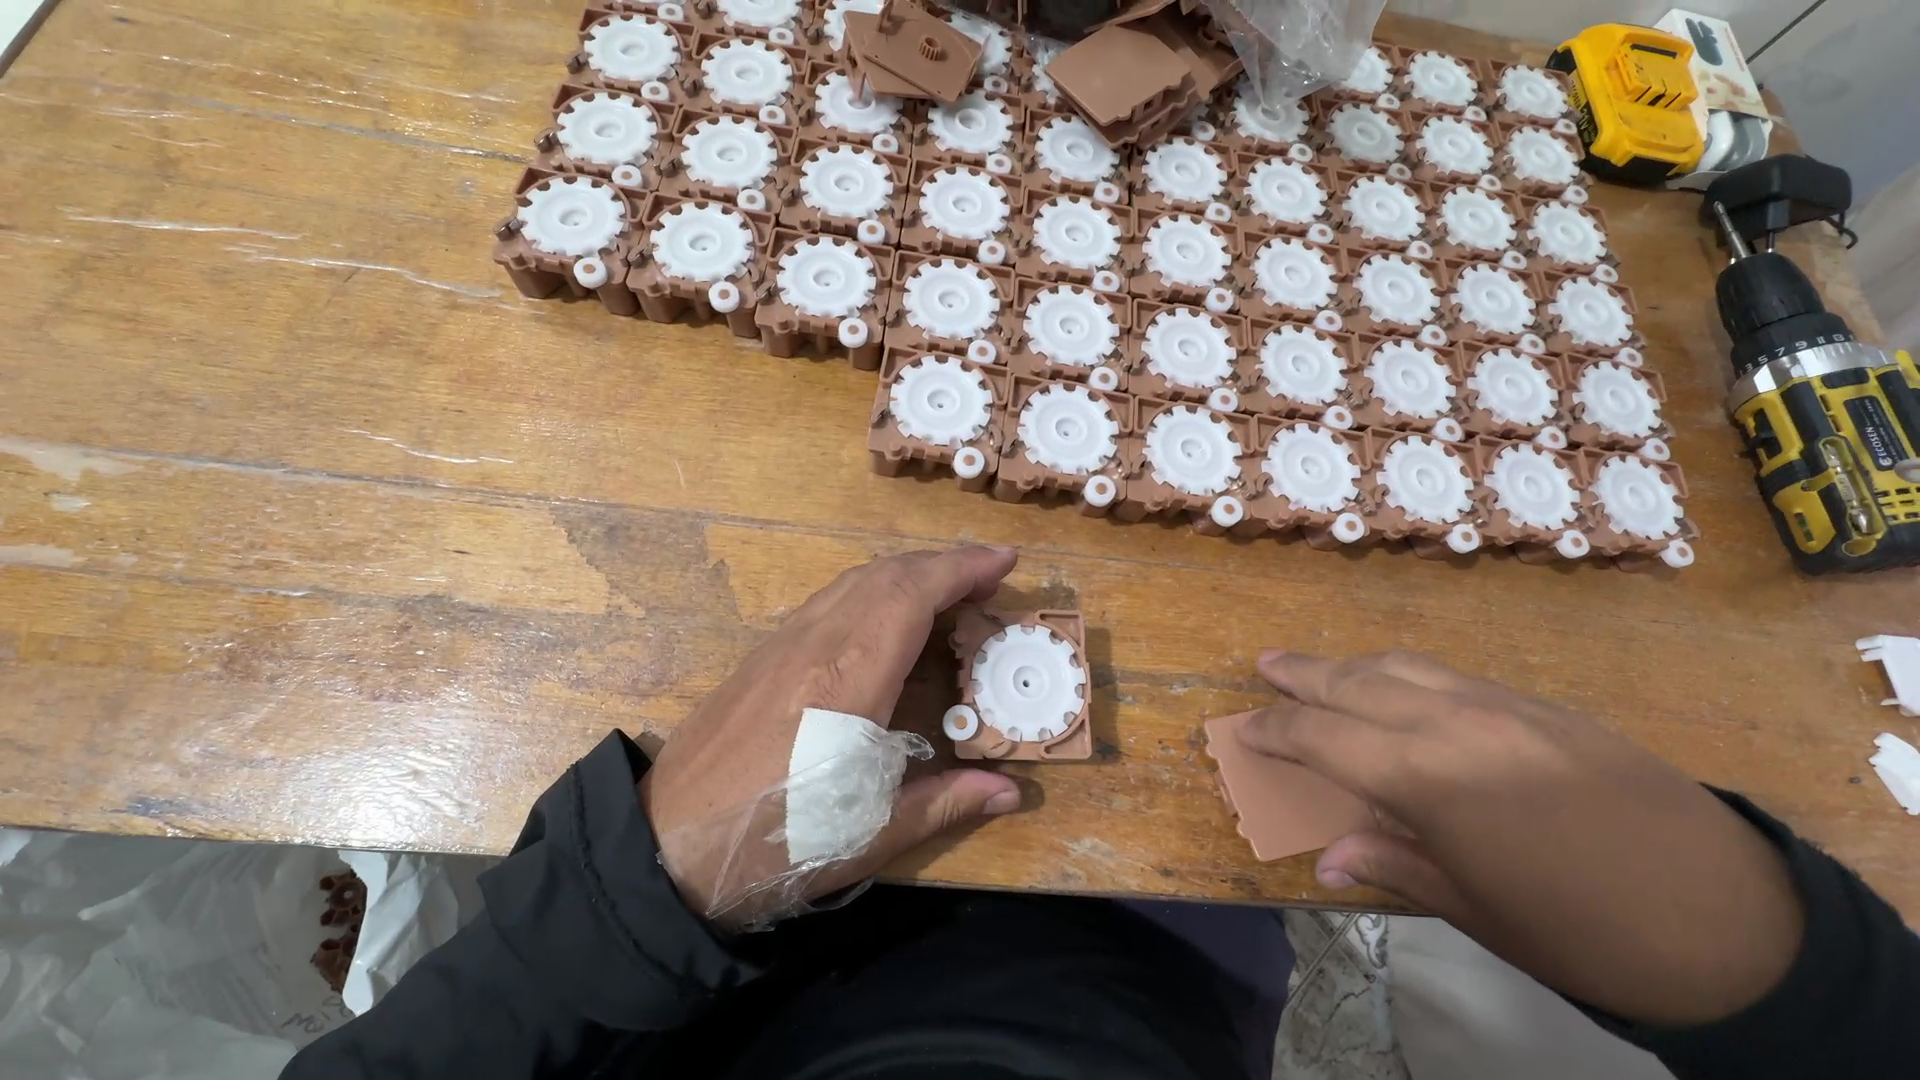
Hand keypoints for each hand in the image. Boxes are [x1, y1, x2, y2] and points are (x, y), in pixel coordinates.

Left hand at [640, 546, 1022, 928]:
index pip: (910, 596)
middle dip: (942, 564)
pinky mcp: (762, 656)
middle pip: (885, 576)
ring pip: (852, 582)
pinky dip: (871, 591)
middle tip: (987, 576)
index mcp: (849, 681)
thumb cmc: (777, 842)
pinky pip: (827, 601)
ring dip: (905, 573)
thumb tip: (1010, 792)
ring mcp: (782, 645)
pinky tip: (884, 618)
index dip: (961, 568)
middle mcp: (816, 646)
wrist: (669, 846)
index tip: (1004, 561)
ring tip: (946, 589)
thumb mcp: (871, 835)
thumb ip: (945, 804)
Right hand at [1241, 649, 1803, 1026]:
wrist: (1732, 917)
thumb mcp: (1475, 910)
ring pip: (1407, 667)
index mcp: (1427, 776)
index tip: (1242, 729)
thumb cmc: (1580, 930)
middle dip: (1303, 674)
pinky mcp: (1546, 709)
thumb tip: (1328, 859)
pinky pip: (1454, 677)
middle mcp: (1455, 722)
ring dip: (1354, 665)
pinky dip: (1409, 675)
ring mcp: (1504, 707)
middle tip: (1264, 663)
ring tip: (1322, 668)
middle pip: (1357, 683)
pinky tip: (1405, 691)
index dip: (1275, 731)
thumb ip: (1394, 865)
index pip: (1324, 737)